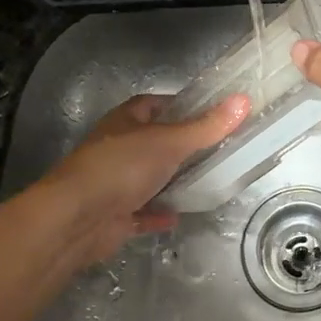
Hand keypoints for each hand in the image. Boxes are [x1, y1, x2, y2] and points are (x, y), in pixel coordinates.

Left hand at [40, 93, 248, 263]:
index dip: (182, 105)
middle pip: (155, 140)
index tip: (212, 112)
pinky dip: (159, 213)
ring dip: (172, 180)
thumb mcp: (170, 142)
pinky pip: (143, 211)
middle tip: (219, 148)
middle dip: (182, 145)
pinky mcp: (115, 213)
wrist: (76, 219)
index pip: (157, 103)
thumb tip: (244, 101)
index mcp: (127, 120)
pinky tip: (180, 215)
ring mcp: (115, 181)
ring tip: (208, 180)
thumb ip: (207, 127)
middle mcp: (119, 147)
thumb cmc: (121, 167)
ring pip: (149, 176)